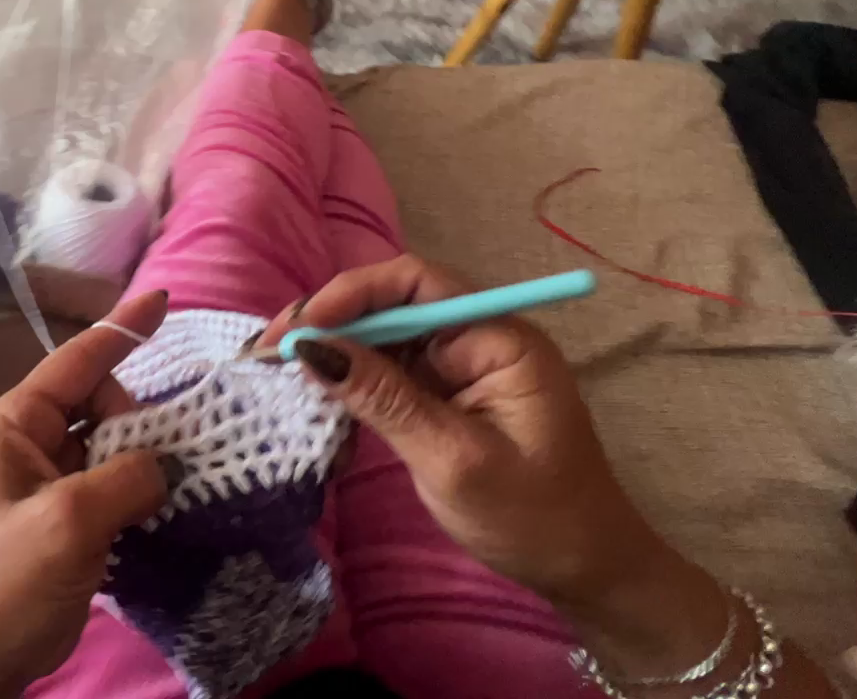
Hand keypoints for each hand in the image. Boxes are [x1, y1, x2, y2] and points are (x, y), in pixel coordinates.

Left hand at [0, 291, 174, 698]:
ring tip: (167, 487)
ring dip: (140, 458)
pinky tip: (157, 508)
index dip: (121, 329)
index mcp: (14, 424)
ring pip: (107, 444)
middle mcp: (27, 441)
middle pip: (97, 402)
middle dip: (135, 421)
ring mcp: (44, 479)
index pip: (76, 361)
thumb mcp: (70, 521)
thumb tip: (169, 462)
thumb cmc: (7, 583)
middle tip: (161, 464)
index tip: (163, 301)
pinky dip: (134, 487)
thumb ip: (127, 477)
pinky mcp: (61, 514)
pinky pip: (107, 480)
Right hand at [260, 256, 734, 682]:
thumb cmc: (532, 518)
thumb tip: (311, 347)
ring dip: (328, 343)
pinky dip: (344, 371)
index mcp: (497, 338)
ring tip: (276, 360)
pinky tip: (310, 382)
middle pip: (388, 301)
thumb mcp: (452, 459)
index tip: (302, 327)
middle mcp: (473, 335)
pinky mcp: (437, 388)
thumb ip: (382, 397)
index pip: (415, 283)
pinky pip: (382, 364)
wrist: (584, 573)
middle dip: (328, 317)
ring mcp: (454, 362)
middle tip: (271, 347)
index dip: (352, 293)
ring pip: (378, 332)